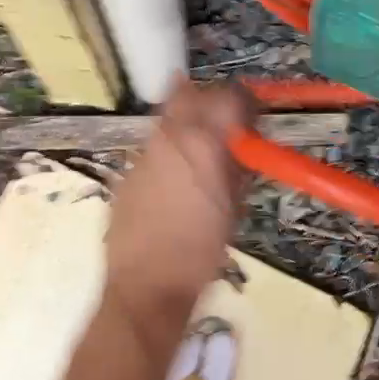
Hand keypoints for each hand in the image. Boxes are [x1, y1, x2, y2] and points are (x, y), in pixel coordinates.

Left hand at [104, 77, 254, 311]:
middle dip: (210, 101)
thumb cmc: (201, 251)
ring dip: (187, 125)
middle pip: (191, 92)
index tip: (253, 118)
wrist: (146, 287)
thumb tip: (243, 143)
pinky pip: (152, 148)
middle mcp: (171, 136)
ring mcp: (143, 152)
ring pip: (167, 118)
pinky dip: (166, 154)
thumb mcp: (234, 206)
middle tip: (224, 124)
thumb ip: (238, 165)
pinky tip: (172, 183)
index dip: (246, 102)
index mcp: (204, 141)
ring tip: (198, 154)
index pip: (231, 96)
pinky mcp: (125, 171)